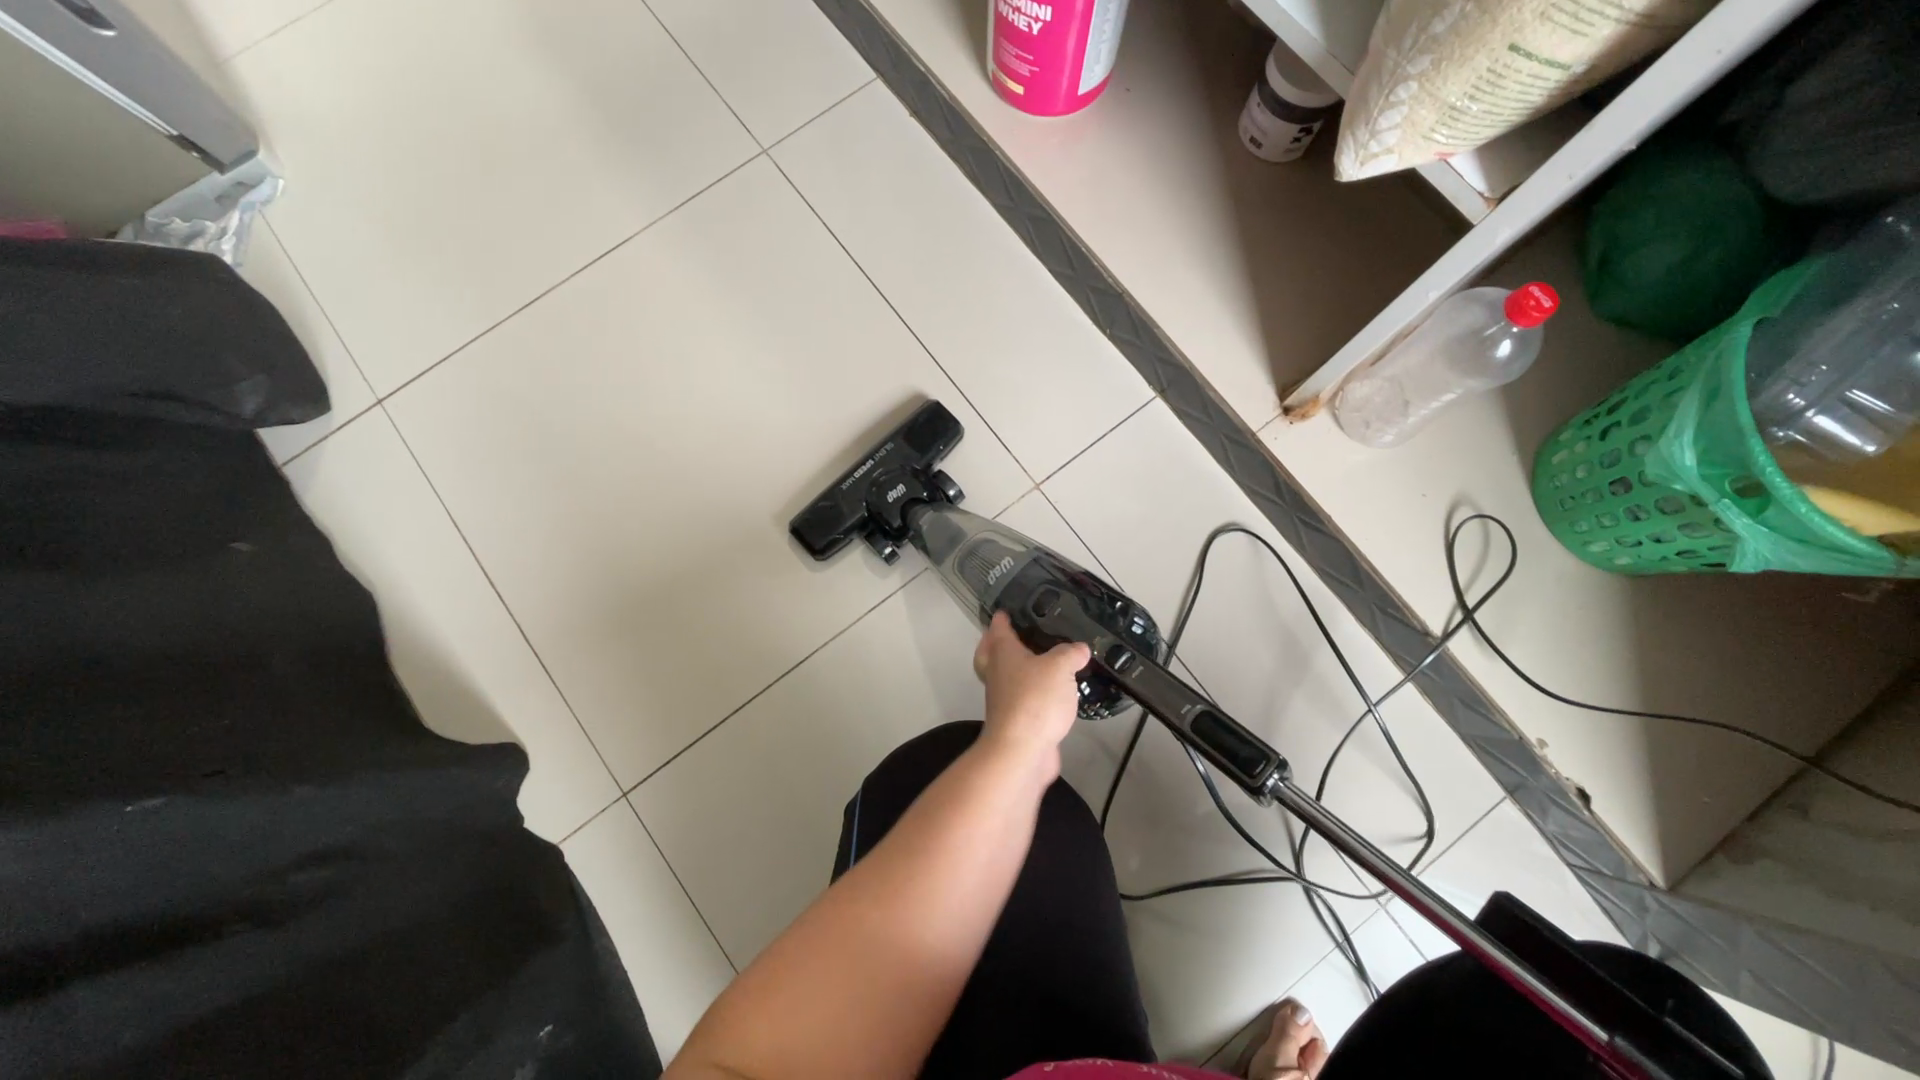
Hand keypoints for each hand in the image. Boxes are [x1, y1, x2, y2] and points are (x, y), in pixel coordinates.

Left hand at [972, 612, 1089, 768]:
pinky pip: (1021, 699)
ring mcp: (1003, 699)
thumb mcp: (1060, 667)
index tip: (1005, 611)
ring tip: (1039, 663)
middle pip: (990, 654)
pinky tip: (1050, 694)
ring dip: (1015, 669)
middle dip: (996, 644)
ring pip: (1005, 677)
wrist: (1021, 750)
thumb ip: (1070, 654)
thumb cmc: (1035, 699)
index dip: (1002, 618)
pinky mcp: (1015, 720)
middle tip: (1011, 637)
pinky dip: (1030, 693)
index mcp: (1003, 654)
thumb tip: (1079, 649)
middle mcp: (997, 674)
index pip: (998, 629)